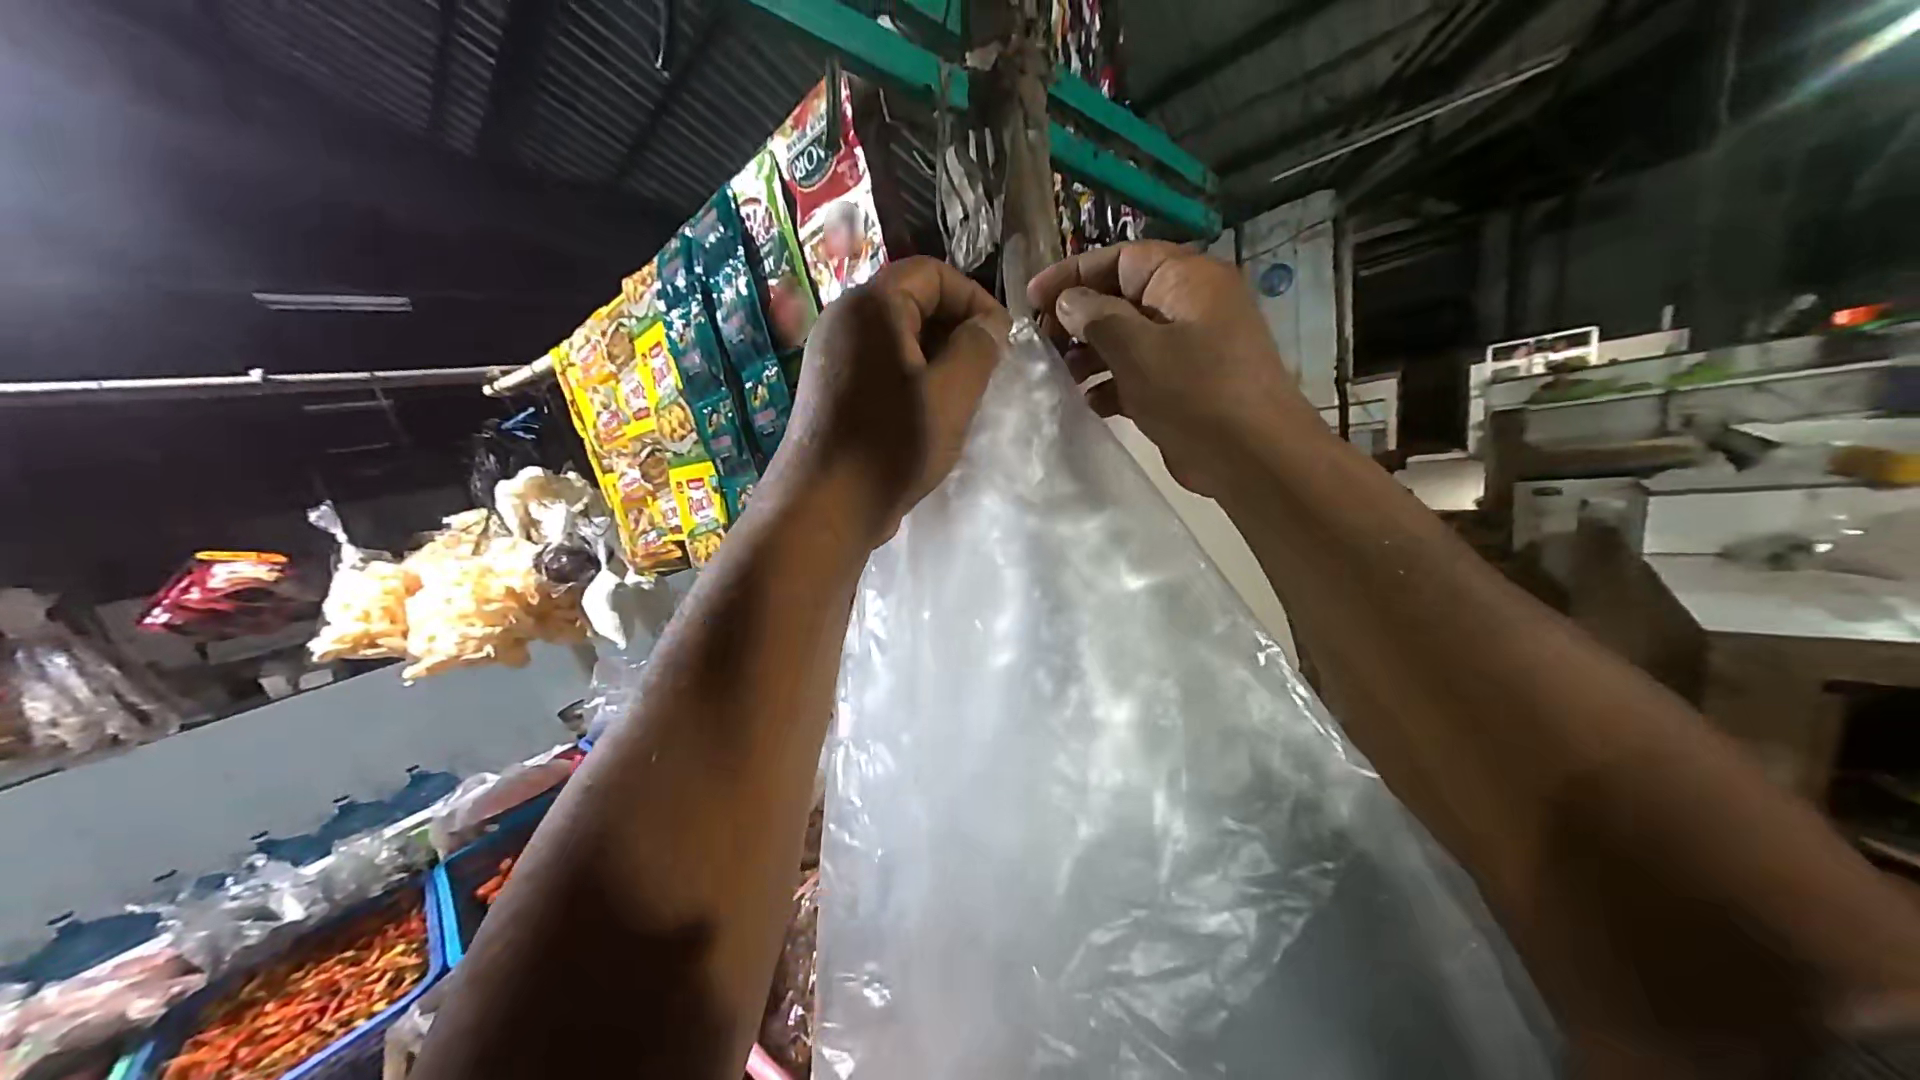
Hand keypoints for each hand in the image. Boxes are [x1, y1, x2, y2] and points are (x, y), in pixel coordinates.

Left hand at [764, 257, 1011, 546]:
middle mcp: (843, 319)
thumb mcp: (952, 393)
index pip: (932, 273)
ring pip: (896, 336)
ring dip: (936, 355)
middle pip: (911, 300)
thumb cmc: (891, 444)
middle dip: (956, 328)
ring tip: (961, 393)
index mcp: (872, 306)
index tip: (1001, 338)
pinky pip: (878, 363)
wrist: (823, 506)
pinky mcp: (829, 387)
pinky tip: (927, 412)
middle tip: (986, 367)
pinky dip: (909, 375)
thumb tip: (989, 326)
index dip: (974, 299)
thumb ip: (979, 347)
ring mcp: (831, 354)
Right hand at [1027, 240, 1321, 497]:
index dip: (1073, 274)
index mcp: (1186, 280)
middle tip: (1040, 344)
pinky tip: (1085, 403)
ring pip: (1125, 339)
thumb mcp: (1138, 348)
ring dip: (1088, 355)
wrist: (1253, 457)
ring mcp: (1185, 348)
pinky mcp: (1180, 385)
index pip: (1120, 259)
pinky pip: (1136, 373)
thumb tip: (1068, 302)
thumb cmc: (1196, 392)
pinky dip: (1109, 384)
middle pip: (1119, 299)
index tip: (1033, 298)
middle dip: (1077, 319)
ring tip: (1057, 376)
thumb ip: (1096, 318)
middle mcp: (1186, 306)